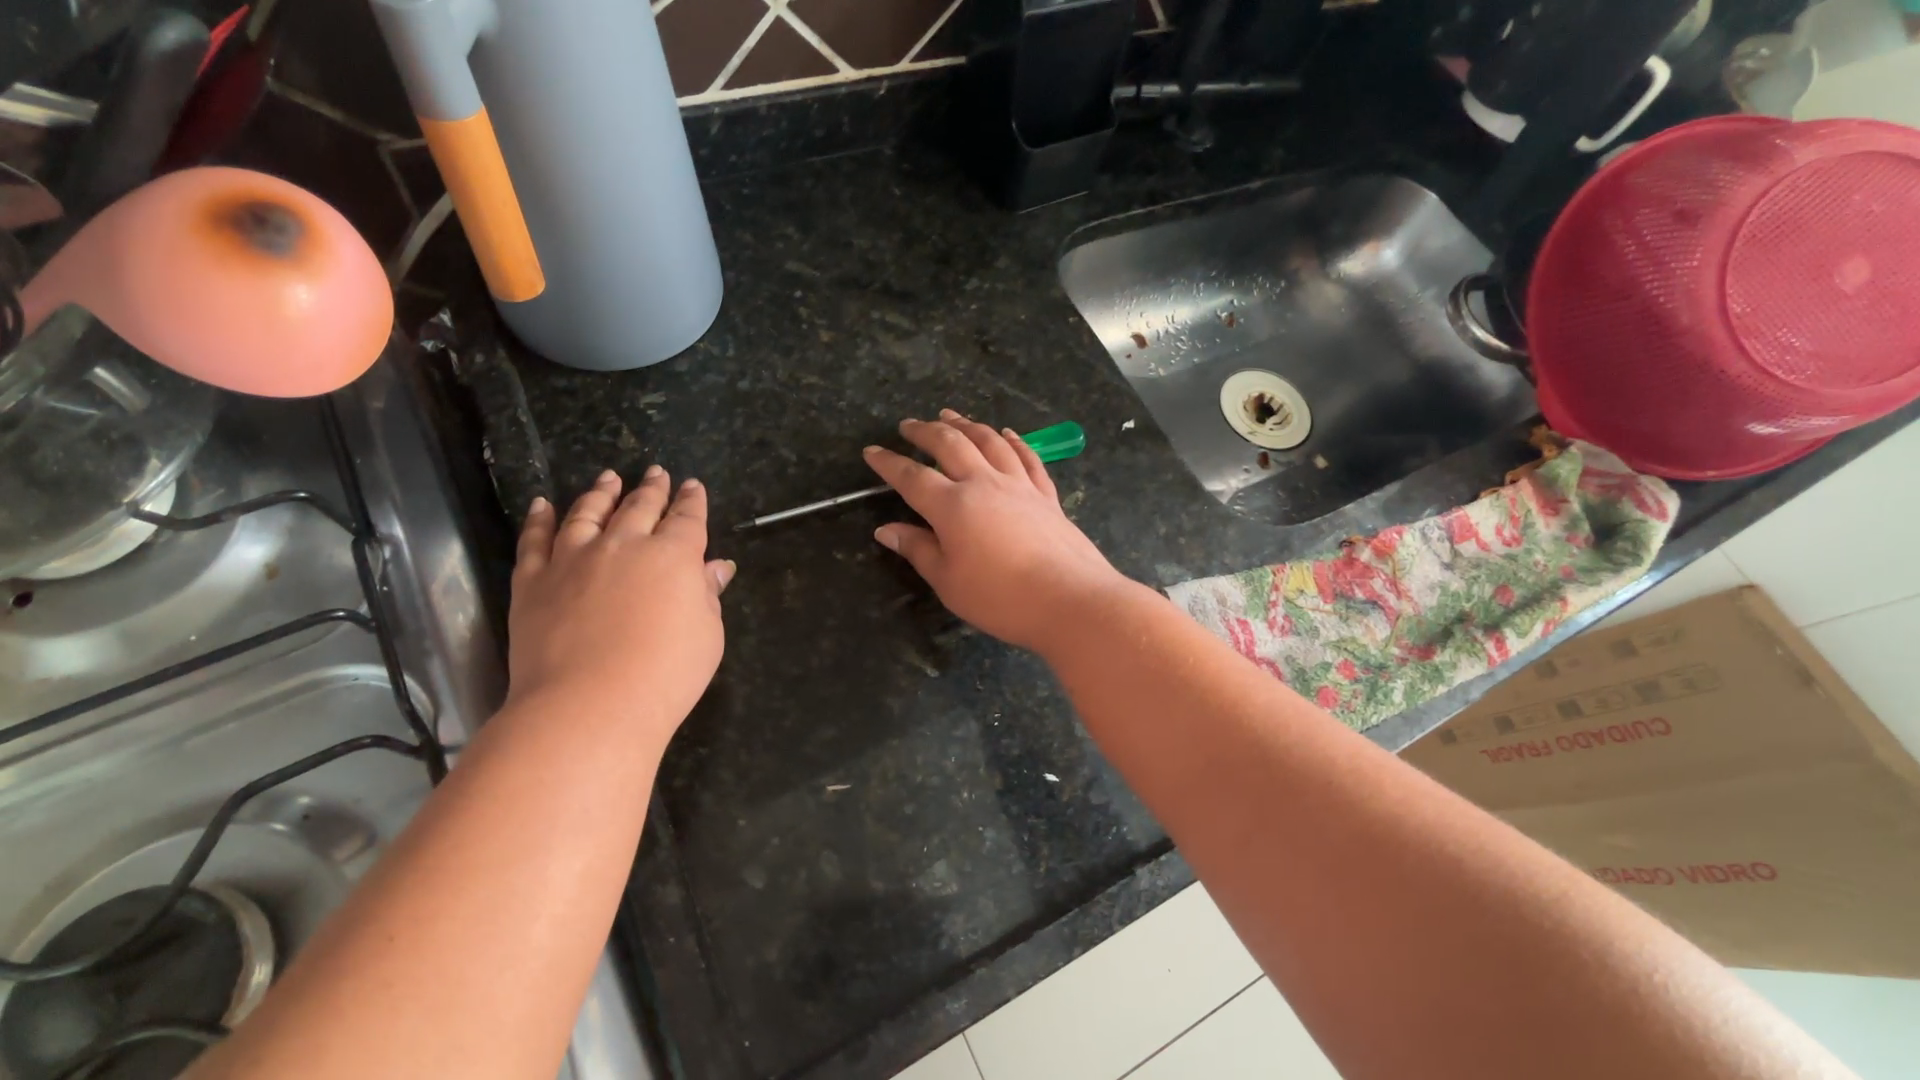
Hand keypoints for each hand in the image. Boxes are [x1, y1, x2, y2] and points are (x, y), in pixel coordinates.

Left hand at [507, 467, 734, 744]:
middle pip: (640, 507)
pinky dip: (540, 519)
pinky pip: (535, 540)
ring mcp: (574, 558)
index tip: (692, 486)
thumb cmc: (665, 675)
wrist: (589, 705)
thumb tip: (715, 566)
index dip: (691, 501)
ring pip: (588, 513)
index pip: (686, 518)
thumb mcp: (708, 636)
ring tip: (608, 478)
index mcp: (673, 556)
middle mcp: (624, 545)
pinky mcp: (534, 580)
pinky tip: (543, 505)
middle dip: (652, 488)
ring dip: (601, 493)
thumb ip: (708, 596)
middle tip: (656, 472)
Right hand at [865, 410, 1133, 651]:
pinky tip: (1006, 433)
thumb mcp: (948, 581)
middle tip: (909, 425)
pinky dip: (1014, 441)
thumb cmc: (1000, 598)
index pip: (912, 477)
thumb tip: (885, 530)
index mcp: (952, 506)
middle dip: (925, 431)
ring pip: (989, 442)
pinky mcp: (1047, 495)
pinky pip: (1027, 457)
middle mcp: (984, 483)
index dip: (889, 463)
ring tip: (951, 415)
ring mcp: (1019, 485)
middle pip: (951, 445)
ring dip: (966, 424)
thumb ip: (918, 550)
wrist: (1070, 599)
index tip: (872, 451)